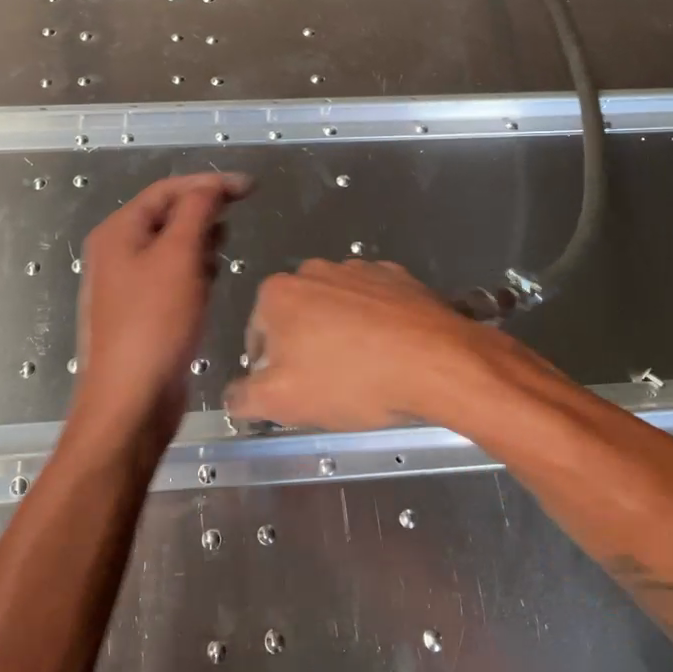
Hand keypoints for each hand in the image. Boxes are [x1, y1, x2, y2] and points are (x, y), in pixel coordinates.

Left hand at [72, 172, 251, 445]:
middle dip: (204, 211)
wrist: (131, 400)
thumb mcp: (179, 257)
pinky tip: (211, 282)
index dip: (209, 183)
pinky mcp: (140, 314)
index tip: (249, 188)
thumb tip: (210, 187)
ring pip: (169, 248)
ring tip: (227, 246)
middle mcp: (115, 254)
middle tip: (241, 214)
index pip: (166, 190)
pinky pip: (170, 278)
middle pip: (165, 216)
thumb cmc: (154, 323)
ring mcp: (125, 286)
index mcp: (117, 232)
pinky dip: (193, 272)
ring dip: (200, 242)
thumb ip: (196, 213)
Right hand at [226, 259, 541, 430]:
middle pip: (297, 320)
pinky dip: (378, 327)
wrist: (438, 362)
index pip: (257, 338)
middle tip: (329, 387)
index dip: (271, 371)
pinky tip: (392, 355)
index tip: (296, 393)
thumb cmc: (351, 381)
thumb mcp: (281, 402)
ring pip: (337, 311)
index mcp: (277, 293)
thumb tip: (234, 395)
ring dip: (342, 337)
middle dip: (306, 351)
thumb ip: (243, 397)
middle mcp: (314, 270)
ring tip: (366, 373)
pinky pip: (376, 306)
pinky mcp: (399, 277)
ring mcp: (360, 269)